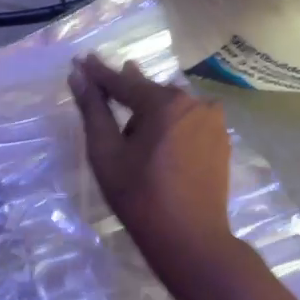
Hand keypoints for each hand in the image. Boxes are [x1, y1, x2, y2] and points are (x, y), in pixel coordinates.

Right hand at [68, 54, 234, 256]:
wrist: (190, 240)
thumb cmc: (140, 195)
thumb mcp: (106, 152)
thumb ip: (93, 109)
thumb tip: (78, 76)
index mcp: (164, 102)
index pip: (122, 81)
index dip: (98, 73)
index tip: (81, 60)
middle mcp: (194, 103)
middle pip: (150, 92)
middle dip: (126, 91)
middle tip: (104, 90)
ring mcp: (213, 122)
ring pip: (171, 107)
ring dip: (150, 111)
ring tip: (132, 127)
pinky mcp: (221, 141)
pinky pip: (188, 122)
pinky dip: (170, 125)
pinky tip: (158, 142)